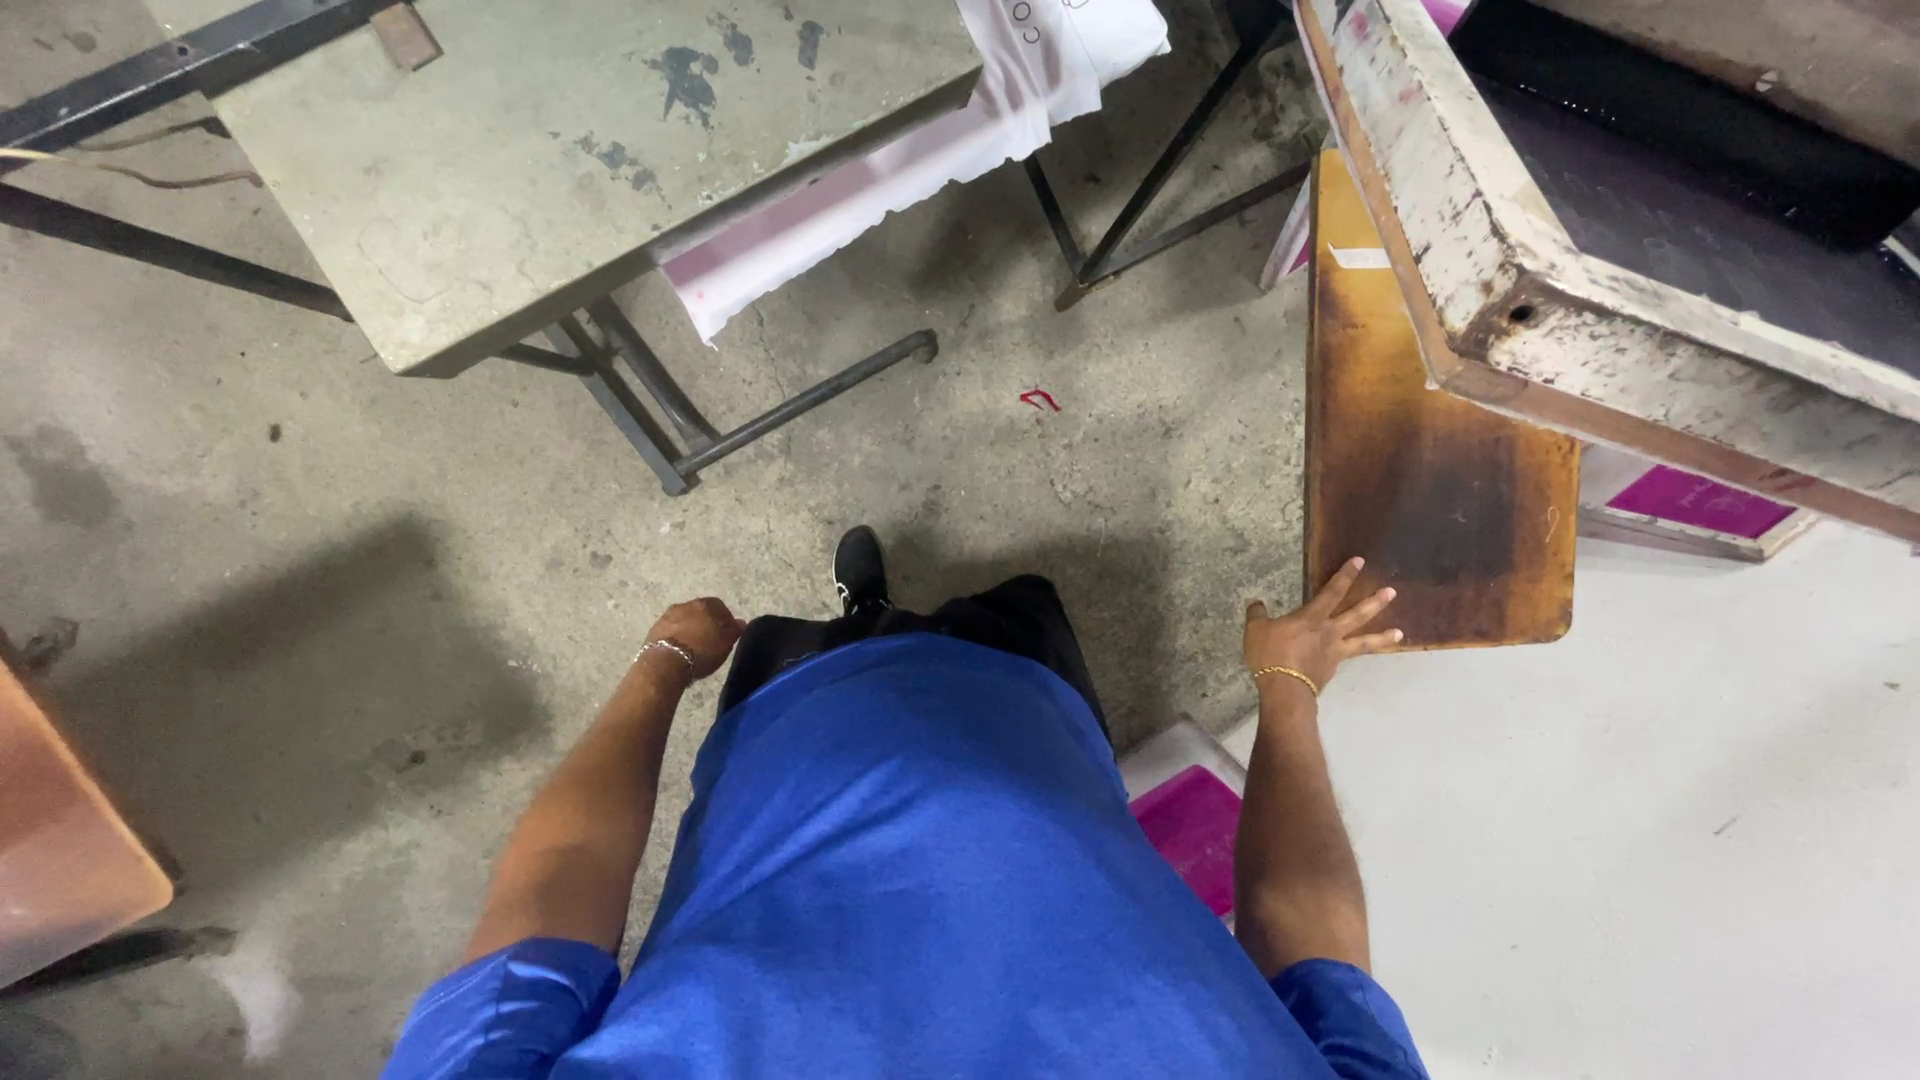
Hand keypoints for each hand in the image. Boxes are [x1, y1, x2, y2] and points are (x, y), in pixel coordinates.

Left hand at [643, 597, 746, 680]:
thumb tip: (741, 622)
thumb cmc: (702, 651)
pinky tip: (679, 650)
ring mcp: (667, 616)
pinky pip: (671, 631)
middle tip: (710, 640)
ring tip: (693, 647)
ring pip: (683, 620)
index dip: (725, 619)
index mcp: (705, 604)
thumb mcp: (726, 643)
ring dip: (689, 629)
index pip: (719, 606)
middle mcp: (685, 604)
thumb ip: (734, 630)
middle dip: (705, 623)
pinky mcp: (653, 630)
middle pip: (699, 612)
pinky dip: (677, 637)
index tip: (726, 634)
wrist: (666, 663)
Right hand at [1244, 557, 1401, 691]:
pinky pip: (1349, 658)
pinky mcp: (1332, 669)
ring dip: (1382, 637)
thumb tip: (1255, 602)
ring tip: (1399, 633)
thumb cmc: (1270, 654)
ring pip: (1364, 641)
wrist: (1284, 688)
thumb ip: (1257, 615)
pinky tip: (1354, 655)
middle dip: (1374, 602)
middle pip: (1357, 614)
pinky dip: (1354, 656)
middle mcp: (1329, 632)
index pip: (1332, 591)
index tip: (1359, 562)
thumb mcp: (1255, 630)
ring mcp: (1334, 652)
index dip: (1345, 575)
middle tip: (1392, 592)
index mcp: (1311, 618)